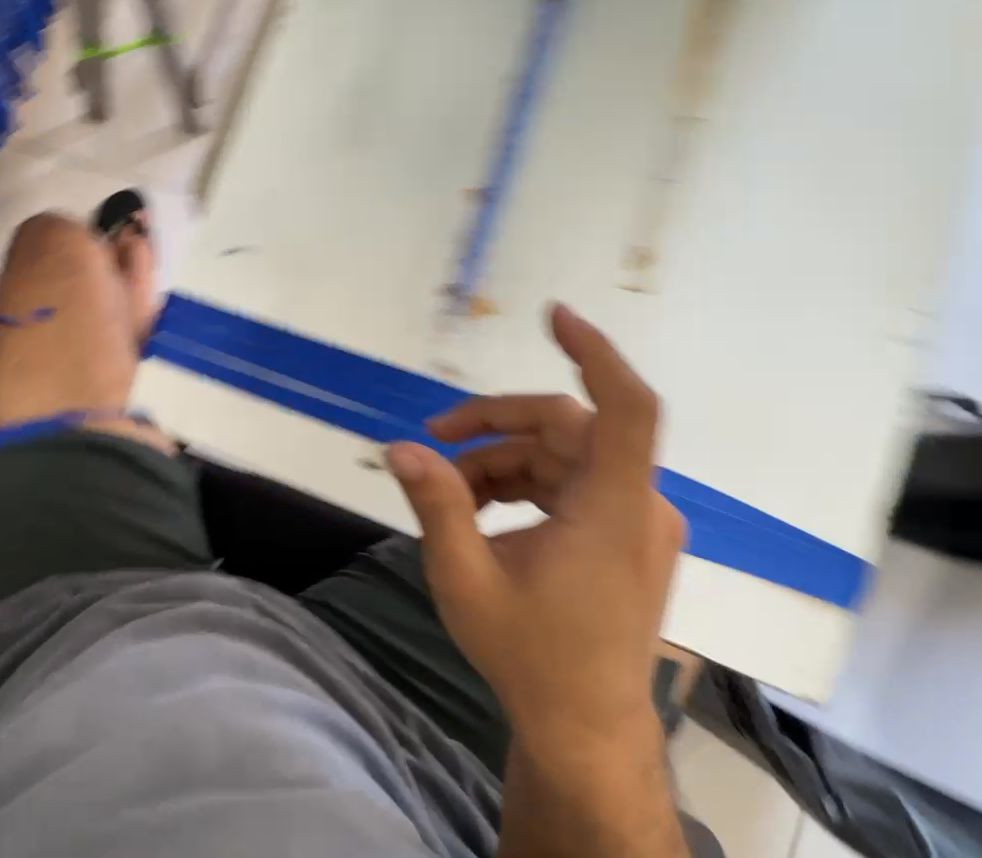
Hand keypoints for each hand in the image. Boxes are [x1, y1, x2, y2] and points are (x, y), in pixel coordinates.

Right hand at [385, 304, 684, 745]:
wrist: (582, 720)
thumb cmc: (527, 650)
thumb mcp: (464, 576)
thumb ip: (437, 504)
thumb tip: (398, 448)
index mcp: (611, 512)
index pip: (625, 410)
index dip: (595, 354)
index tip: (555, 315)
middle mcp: (638, 506)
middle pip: (567, 429)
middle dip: (493, 427)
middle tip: (431, 440)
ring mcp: (636, 522)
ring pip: (562, 456)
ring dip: (499, 462)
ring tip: (448, 497)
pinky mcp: (625, 536)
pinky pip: (570, 483)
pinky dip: (521, 484)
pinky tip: (479, 512)